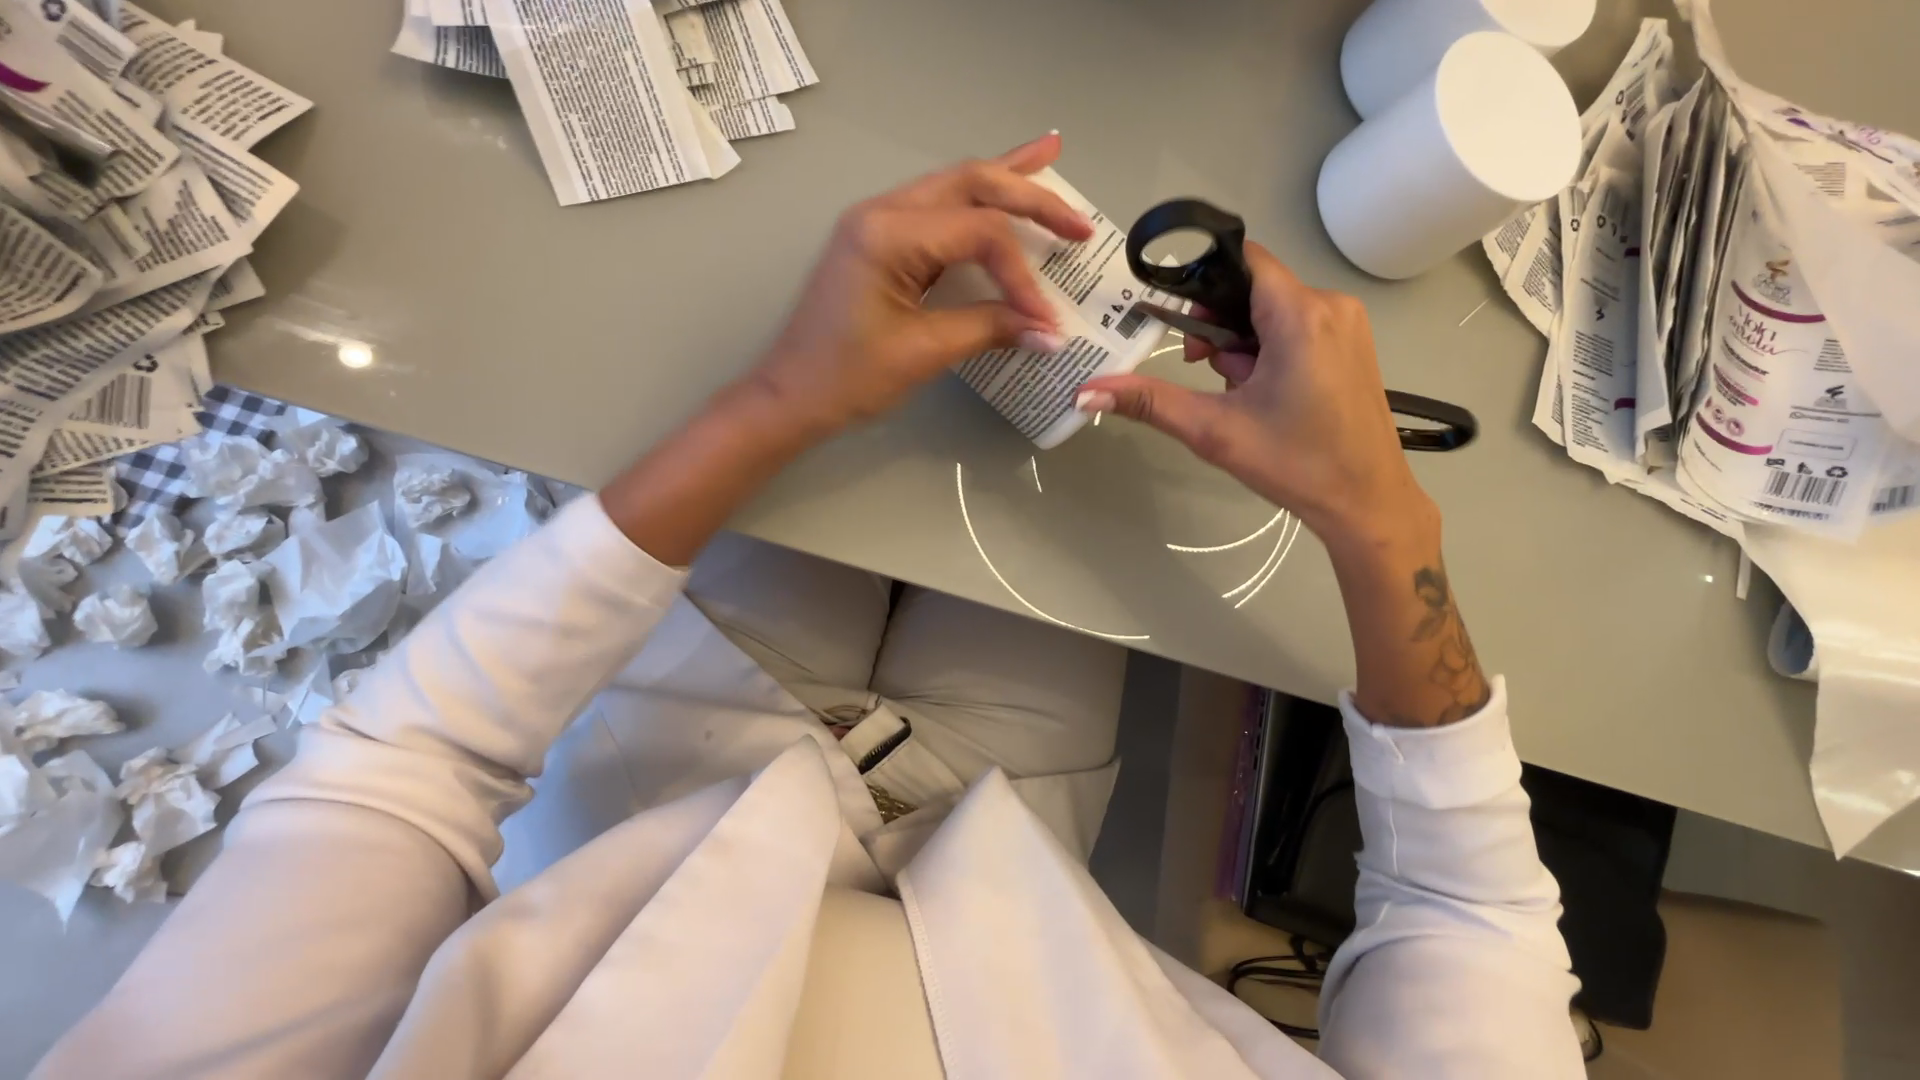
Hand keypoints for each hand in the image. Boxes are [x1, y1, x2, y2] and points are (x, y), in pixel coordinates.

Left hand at [750, 133, 1093, 433]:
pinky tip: (1002, 187)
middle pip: (971, 183)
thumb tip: (1050, 333)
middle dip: (1030, 196)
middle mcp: (882, 212)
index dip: (1023, 275)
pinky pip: (938, 210)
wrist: (791, 395)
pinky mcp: (879, 241)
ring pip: (954, 185)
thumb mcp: (923, 353)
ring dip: (1004, 179)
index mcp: (888, 233)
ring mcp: (877, 222)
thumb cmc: (847, 378)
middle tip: (1080, 219)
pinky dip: (975, 202)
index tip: (1046, 320)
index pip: (979, 233)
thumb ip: (989, 329)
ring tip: (1052, 160)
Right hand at [1077, 242, 1428, 548]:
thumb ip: (1148, 403)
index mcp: (1300, 315)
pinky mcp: (1353, 345)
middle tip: (1209, 375)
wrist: (1367, 503)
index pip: (1242, 259)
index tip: (1179, 324)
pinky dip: (1271, 351)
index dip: (1201, 283)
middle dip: (1220, 327)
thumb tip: (1085, 392)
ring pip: (1274, 310)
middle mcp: (1331, 305)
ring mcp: (1348, 324)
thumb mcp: (1214, 431)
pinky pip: (1297, 326)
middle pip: (1253, 288)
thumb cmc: (1295, 464)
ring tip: (1244, 394)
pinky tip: (1269, 394)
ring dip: (1244, 344)